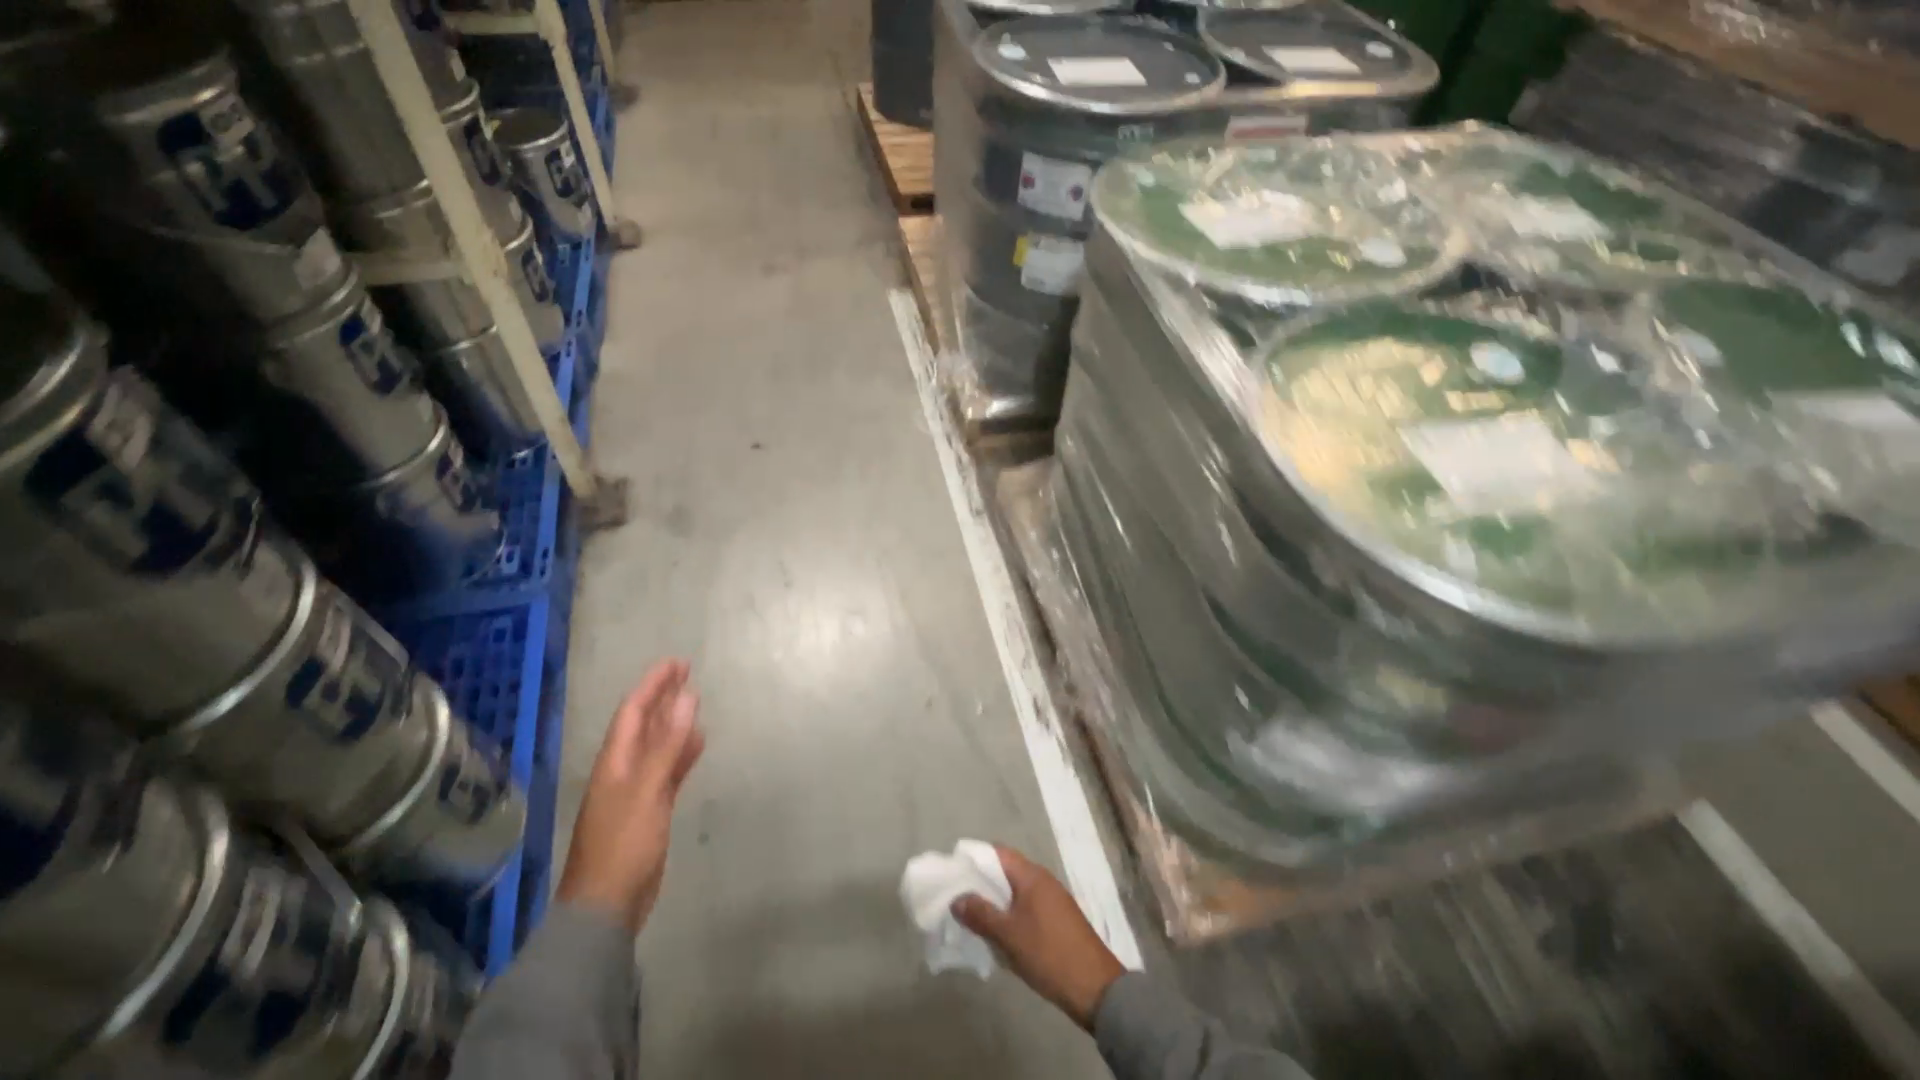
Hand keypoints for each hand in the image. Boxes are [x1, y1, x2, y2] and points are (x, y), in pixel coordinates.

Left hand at [556, 659, 704, 935]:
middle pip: (644, 725)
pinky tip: (696, 747)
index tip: (678, 663)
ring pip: (656, 747)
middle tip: (688, 674)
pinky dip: (680, 755)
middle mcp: (622, 771)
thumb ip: (668, 745)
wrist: (606, 903)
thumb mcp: (647, 791)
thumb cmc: (623, 844)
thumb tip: (686, 697)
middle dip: (663, 698)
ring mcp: (635, 792)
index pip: (634, 711)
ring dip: (673, 724)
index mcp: (615, 762)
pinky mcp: (649, 812)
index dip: (654, 685)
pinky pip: (666, 771)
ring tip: (695, 703)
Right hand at [951, 845, 1126, 1030]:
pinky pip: (1024, 909)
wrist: (1095, 988)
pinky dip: (1008, 916)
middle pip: (1004, 872)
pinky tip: (995, 935)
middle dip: (979, 884)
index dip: (973, 859)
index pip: (997, 853)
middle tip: (955, 900)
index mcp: (1032, 876)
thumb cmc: (1048, 954)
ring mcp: (1052, 902)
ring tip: (969, 919)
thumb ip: (981, 914)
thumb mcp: (1008, 935)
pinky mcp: (1056, 921)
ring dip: (993, 903)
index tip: (951, 874)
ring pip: (1014, 893)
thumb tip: (957, 898)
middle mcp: (1043, 881)